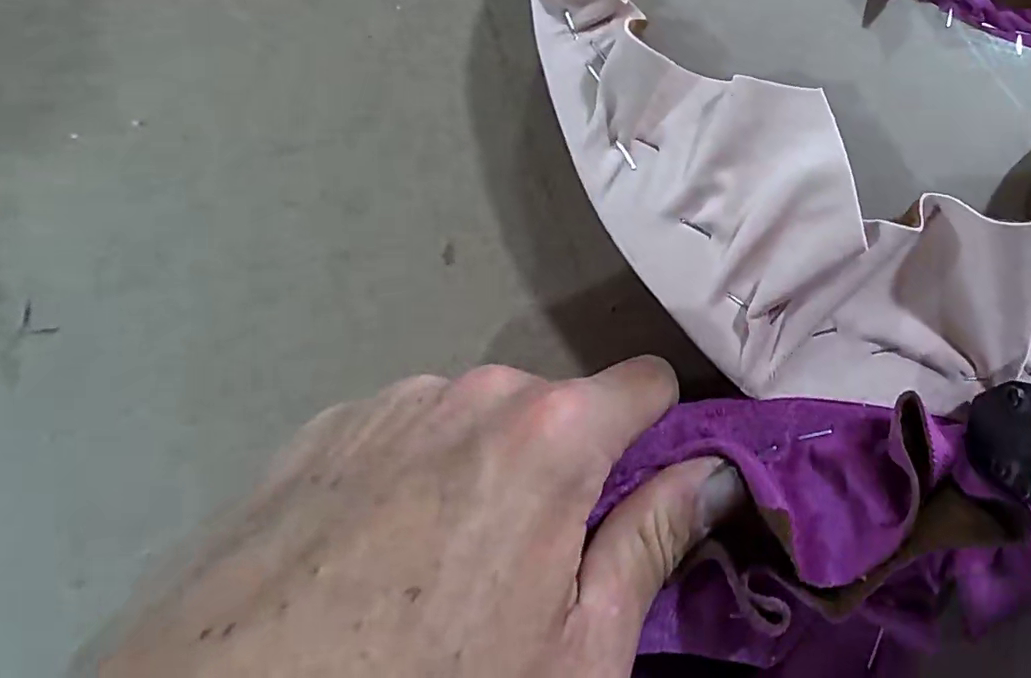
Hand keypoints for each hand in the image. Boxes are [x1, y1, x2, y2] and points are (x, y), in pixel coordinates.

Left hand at [99, 357, 744, 677]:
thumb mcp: (576, 654)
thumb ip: (656, 538)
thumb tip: (718, 473)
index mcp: (555, 431)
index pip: (650, 379)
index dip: (655, 432)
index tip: (634, 490)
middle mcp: (478, 392)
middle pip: (565, 403)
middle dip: (567, 459)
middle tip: (527, 556)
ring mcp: (389, 406)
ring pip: (486, 414)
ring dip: (489, 461)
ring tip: (434, 558)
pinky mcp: (312, 435)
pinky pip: (407, 426)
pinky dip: (415, 466)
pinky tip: (365, 549)